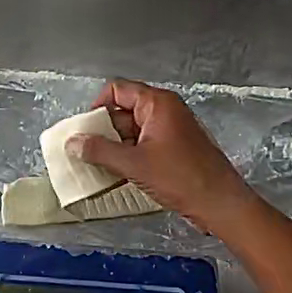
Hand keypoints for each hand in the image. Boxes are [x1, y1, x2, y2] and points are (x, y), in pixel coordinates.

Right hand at [66, 79, 263, 233]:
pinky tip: (119, 173)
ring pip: (135, 129)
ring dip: (117, 145)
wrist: (219, 202)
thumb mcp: (134, 164)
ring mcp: (173, 128)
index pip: (118, 90)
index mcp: (157, 103)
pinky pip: (147, 143)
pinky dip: (132, 154)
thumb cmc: (179, 177)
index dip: (97, 106)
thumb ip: (100, 151)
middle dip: (105, 130)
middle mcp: (166, 110)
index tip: (85, 130)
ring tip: (98, 165)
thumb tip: (72, 143)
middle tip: (86, 151)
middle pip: (125, 109)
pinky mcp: (177, 147)